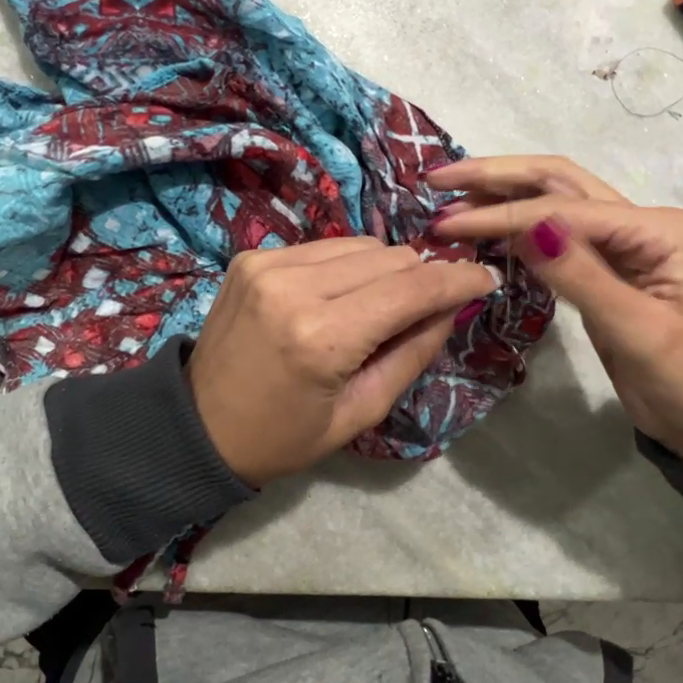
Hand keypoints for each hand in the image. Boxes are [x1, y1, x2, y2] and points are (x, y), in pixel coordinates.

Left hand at [187, 238, 496, 485]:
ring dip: (383, 270)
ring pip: (359, 245)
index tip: (486, 278)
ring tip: (376, 309)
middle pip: (389, 257)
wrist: (196, 425)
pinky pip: (323, 247)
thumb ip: (412, 353)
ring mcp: (267, 264)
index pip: (411, 289)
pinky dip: (344, 268)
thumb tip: (451, 305)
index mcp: (321, 336)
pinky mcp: (251, 256)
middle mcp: (293, 286)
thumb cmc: (282, 436)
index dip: (457, 280)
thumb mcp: (359, 412)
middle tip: (428, 308)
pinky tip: (337, 298)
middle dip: (420, 278)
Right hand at [427, 156, 682, 470]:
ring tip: (448, 199)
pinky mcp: (603, 274)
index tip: (444, 225)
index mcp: (655, 230)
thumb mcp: (641, 333)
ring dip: (502, 196)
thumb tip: (526, 224)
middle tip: (436, 180)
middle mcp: (637, 225)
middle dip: (496, 176)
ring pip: (553, 204)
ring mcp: (619, 248)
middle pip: (557, 182)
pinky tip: (481, 232)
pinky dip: (514, 230)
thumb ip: (583, 277)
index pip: (563, 208)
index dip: (501, 213)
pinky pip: (553, 239)